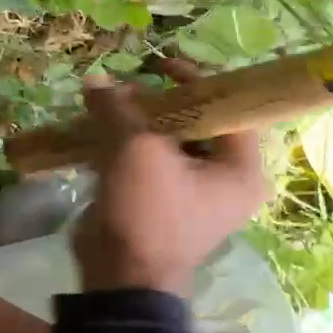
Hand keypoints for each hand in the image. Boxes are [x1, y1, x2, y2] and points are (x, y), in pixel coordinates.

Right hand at [72, 60, 270, 298]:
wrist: (123, 266)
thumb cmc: (148, 208)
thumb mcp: (134, 149)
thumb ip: (117, 108)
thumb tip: (96, 80)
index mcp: (240, 171)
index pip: (231, 114)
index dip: (200, 85)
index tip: (161, 65)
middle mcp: (223, 180)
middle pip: (194, 125)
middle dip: (155, 102)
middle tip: (122, 87)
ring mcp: (189, 191)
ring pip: (163, 140)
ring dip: (131, 120)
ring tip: (100, 105)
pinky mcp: (156, 197)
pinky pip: (143, 158)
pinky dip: (120, 141)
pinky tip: (92, 130)